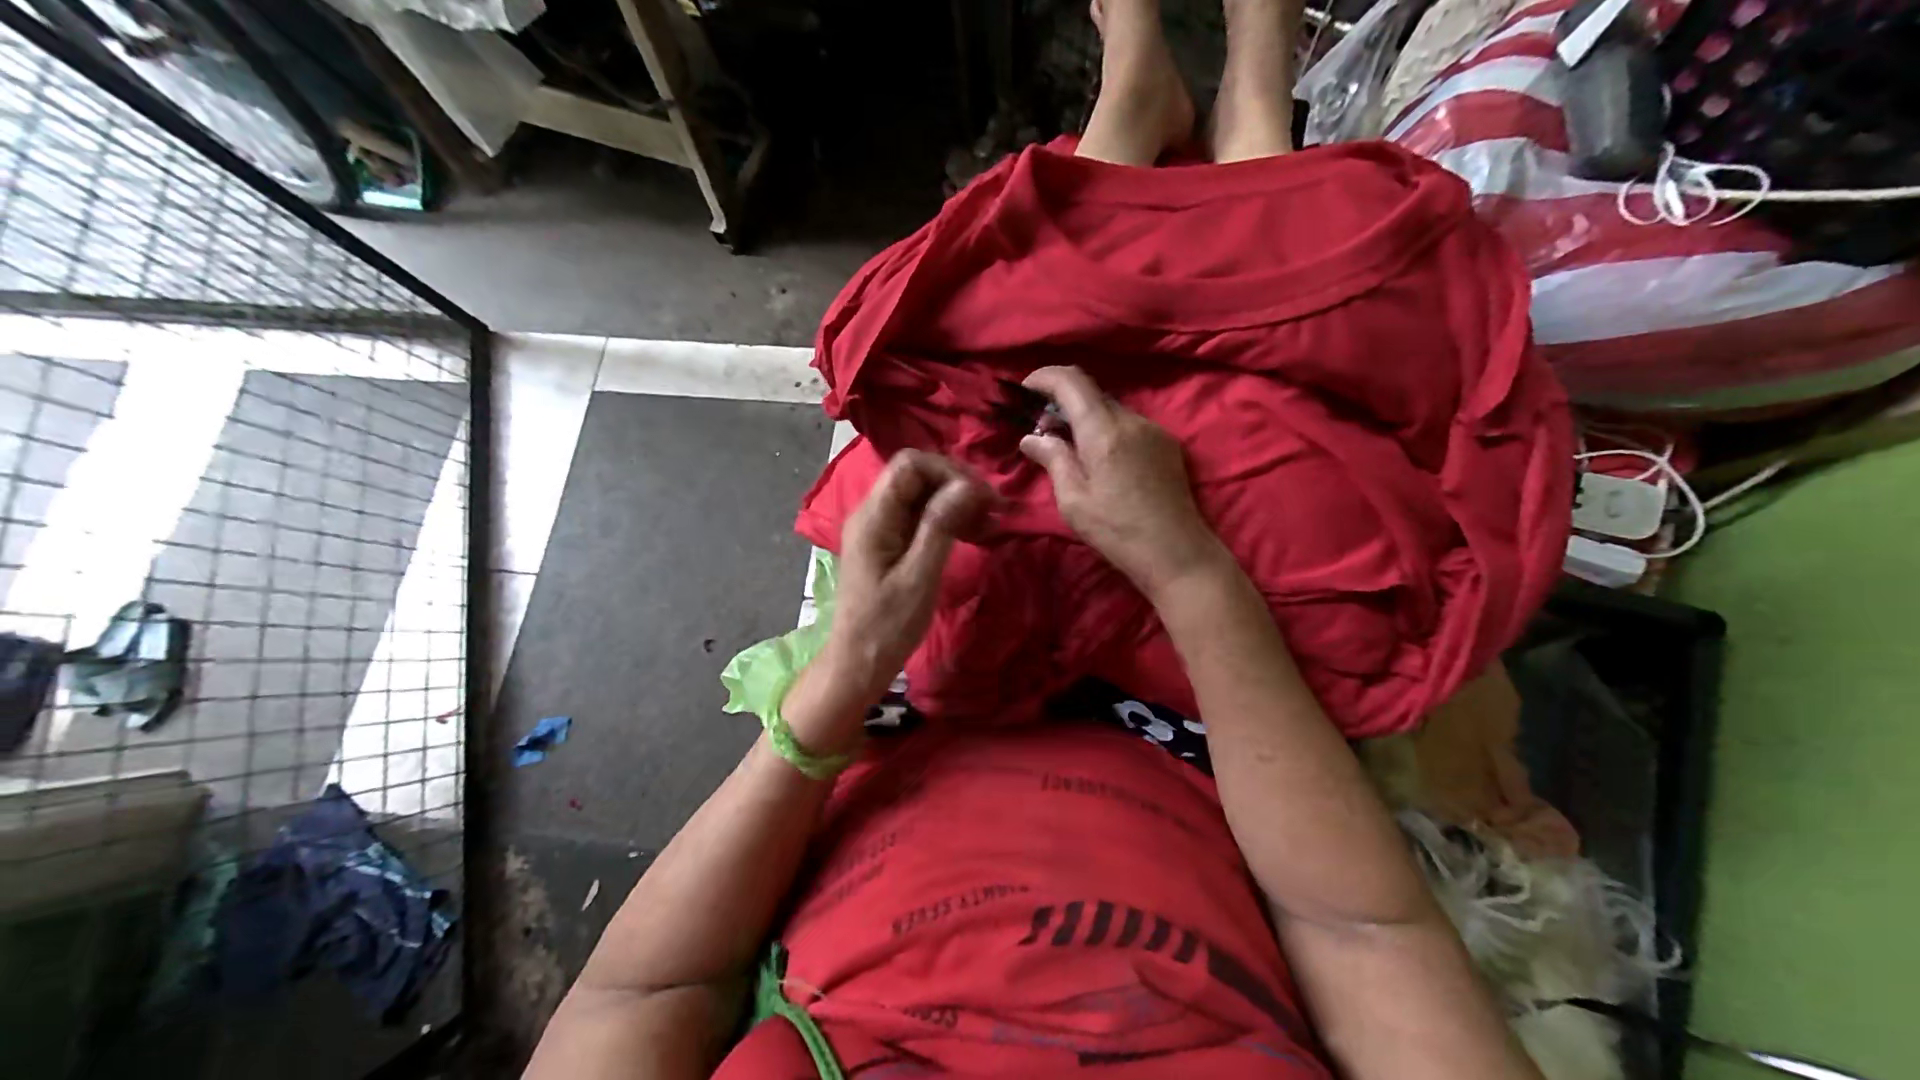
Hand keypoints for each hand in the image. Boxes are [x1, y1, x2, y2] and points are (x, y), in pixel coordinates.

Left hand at [820, 450, 991, 702]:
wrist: (859, 664)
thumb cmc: (888, 626)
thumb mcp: (919, 577)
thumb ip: (941, 527)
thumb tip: (968, 485)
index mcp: (874, 516)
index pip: (910, 464)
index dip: (949, 471)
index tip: (981, 498)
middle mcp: (873, 513)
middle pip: (917, 476)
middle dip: (958, 485)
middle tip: (995, 510)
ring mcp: (880, 528)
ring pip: (922, 496)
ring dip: (957, 503)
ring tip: (991, 523)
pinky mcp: (888, 544)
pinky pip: (920, 518)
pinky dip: (948, 521)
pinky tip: (974, 535)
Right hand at [1018, 366, 1231, 600]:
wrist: (1176, 553)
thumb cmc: (1117, 531)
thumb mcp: (1073, 501)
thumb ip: (1053, 460)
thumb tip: (1032, 437)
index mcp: (1104, 432)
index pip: (1072, 381)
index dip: (1045, 377)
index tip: (1025, 390)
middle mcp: (1131, 421)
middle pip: (1091, 393)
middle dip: (1062, 402)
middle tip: (1043, 430)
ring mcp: (1153, 430)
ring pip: (1111, 409)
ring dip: (1086, 418)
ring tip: (1070, 449)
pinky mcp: (1167, 444)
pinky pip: (1129, 424)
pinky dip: (1107, 430)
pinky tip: (1101, 460)